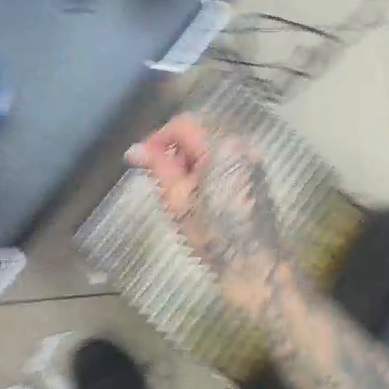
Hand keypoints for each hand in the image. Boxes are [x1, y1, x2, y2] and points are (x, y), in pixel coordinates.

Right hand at [126, 115, 290, 318]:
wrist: (255, 264)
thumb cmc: (214, 232)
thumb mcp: (178, 198)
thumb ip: (157, 166)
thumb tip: (133, 149)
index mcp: (222, 145)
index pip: (183, 124)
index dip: (158, 137)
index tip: (142, 157)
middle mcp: (241, 143)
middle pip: (199, 130)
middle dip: (174, 148)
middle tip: (159, 175)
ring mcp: (251, 158)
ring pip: (211, 144)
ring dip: (190, 157)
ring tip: (178, 188)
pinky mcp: (255, 173)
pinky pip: (224, 157)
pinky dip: (206, 166)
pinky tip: (197, 192)